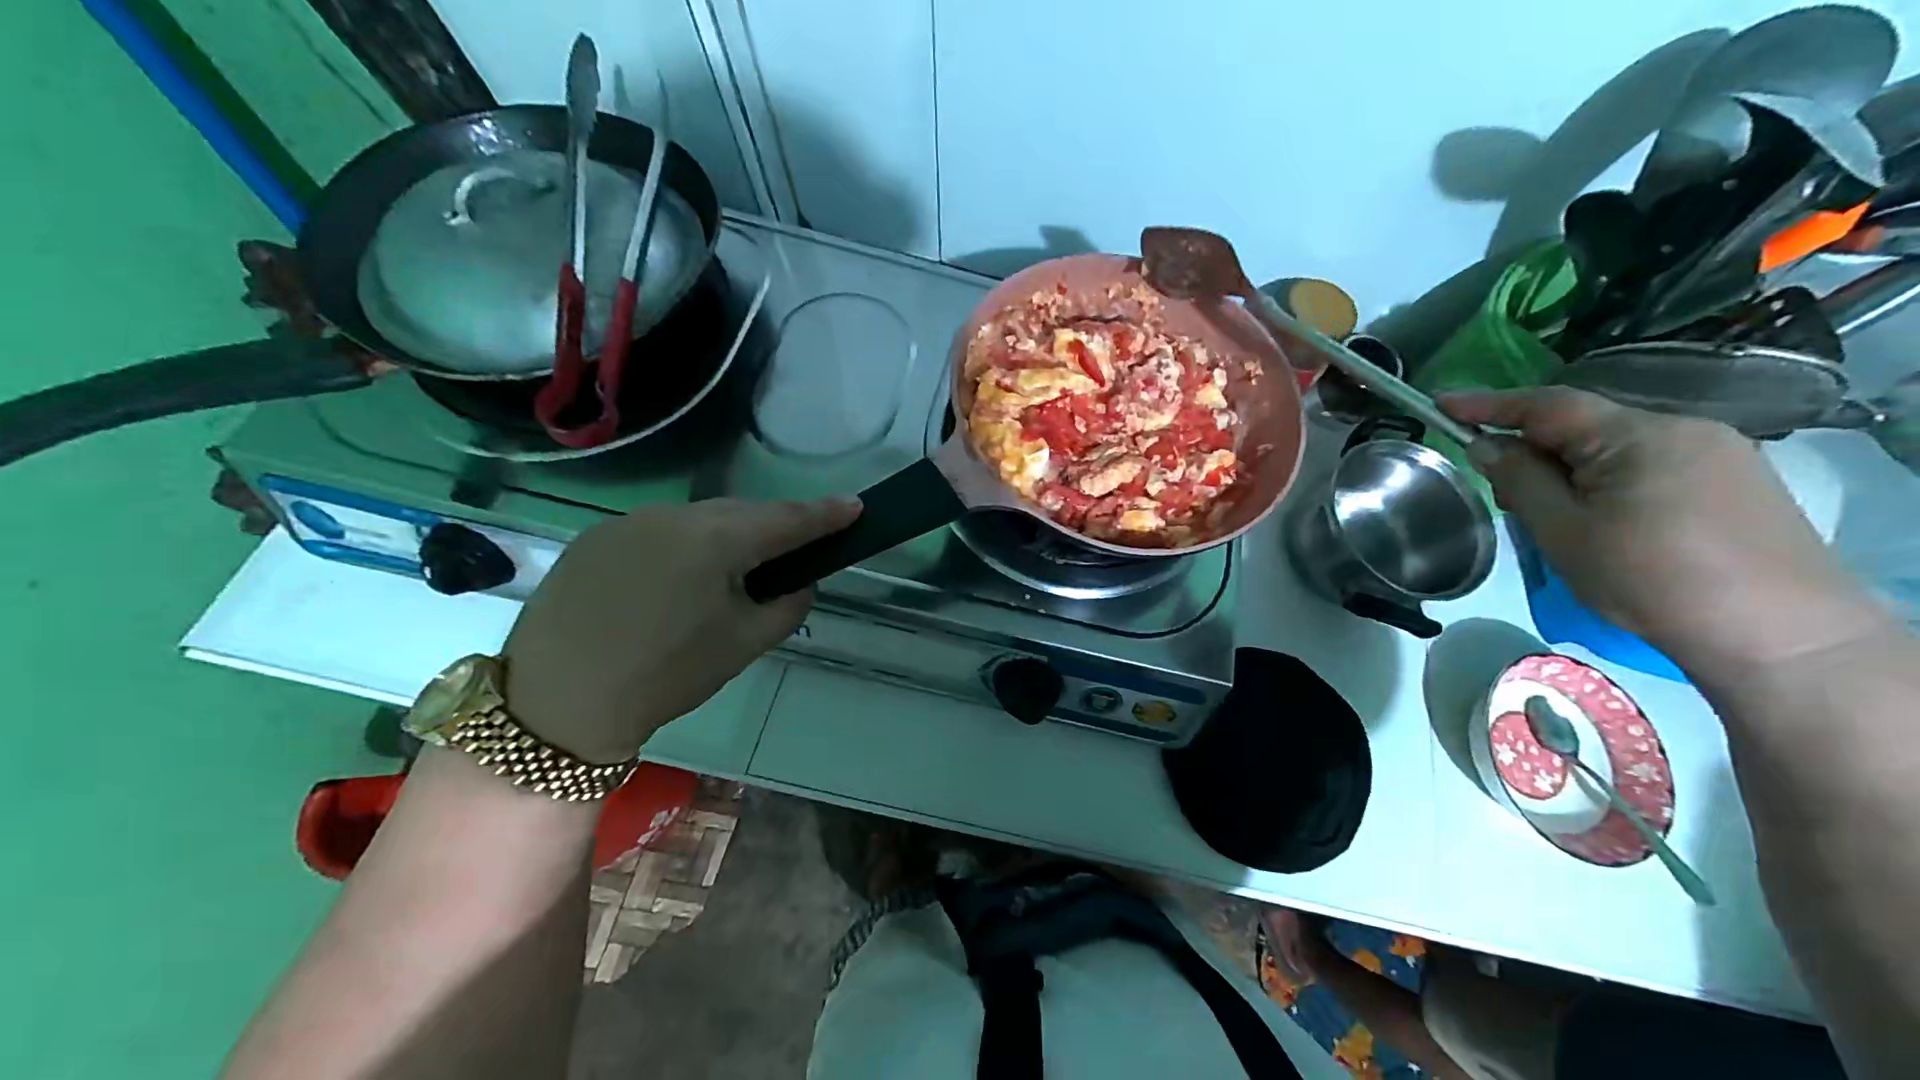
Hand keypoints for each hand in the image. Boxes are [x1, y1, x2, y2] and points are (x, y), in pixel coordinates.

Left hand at [502, 497, 860, 762]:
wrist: (558, 701)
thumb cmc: (665, 675)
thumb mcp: (744, 645)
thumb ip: (787, 604)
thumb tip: (796, 581)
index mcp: (715, 539)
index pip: (786, 519)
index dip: (825, 514)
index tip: (855, 506)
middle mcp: (673, 515)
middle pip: (742, 513)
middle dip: (773, 528)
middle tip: (793, 552)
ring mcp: (629, 523)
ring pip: (698, 521)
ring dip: (726, 538)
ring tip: (731, 575)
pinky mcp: (596, 539)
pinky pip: (659, 533)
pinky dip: (683, 548)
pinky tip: (675, 584)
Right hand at [1442, 388, 1885, 675]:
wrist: (1779, 634)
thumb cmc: (1651, 579)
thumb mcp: (1563, 531)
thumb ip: (1519, 480)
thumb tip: (1489, 445)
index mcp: (1639, 435)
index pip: (1548, 405)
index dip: (1489, 404)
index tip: (1441, 404)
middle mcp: (1684, 428)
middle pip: (1584, 425)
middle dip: (1534, 449)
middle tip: (1502, 493)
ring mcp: (1720, 453)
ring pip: (1616, 448)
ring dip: (1572, 469)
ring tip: (1552, 516)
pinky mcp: (1737, 481)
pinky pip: (1650, 465)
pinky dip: (1609, 481)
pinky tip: (1605, 520)